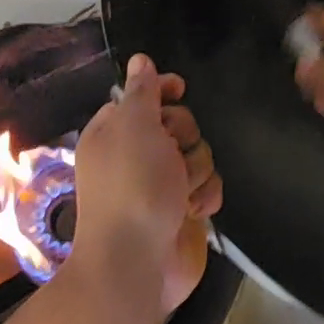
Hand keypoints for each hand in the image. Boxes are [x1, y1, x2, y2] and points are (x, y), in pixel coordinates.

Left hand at [72, 54, 222, 316]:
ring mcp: (162, 185)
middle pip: (179, 123)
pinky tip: (193, 211)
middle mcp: (137, 155)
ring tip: (180, 193)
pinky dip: (204, 197)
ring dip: (195, 171)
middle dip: (183, 137)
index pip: (143, 96)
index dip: (163, 91)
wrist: (137, 264)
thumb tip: (140, 59)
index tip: (178, 90)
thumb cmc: (132, 186)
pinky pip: (208, 186)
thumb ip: (142, 91)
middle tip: (170, 156)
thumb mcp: (134, 125)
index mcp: (114, 131)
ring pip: (198, 154)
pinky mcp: (184, 210)